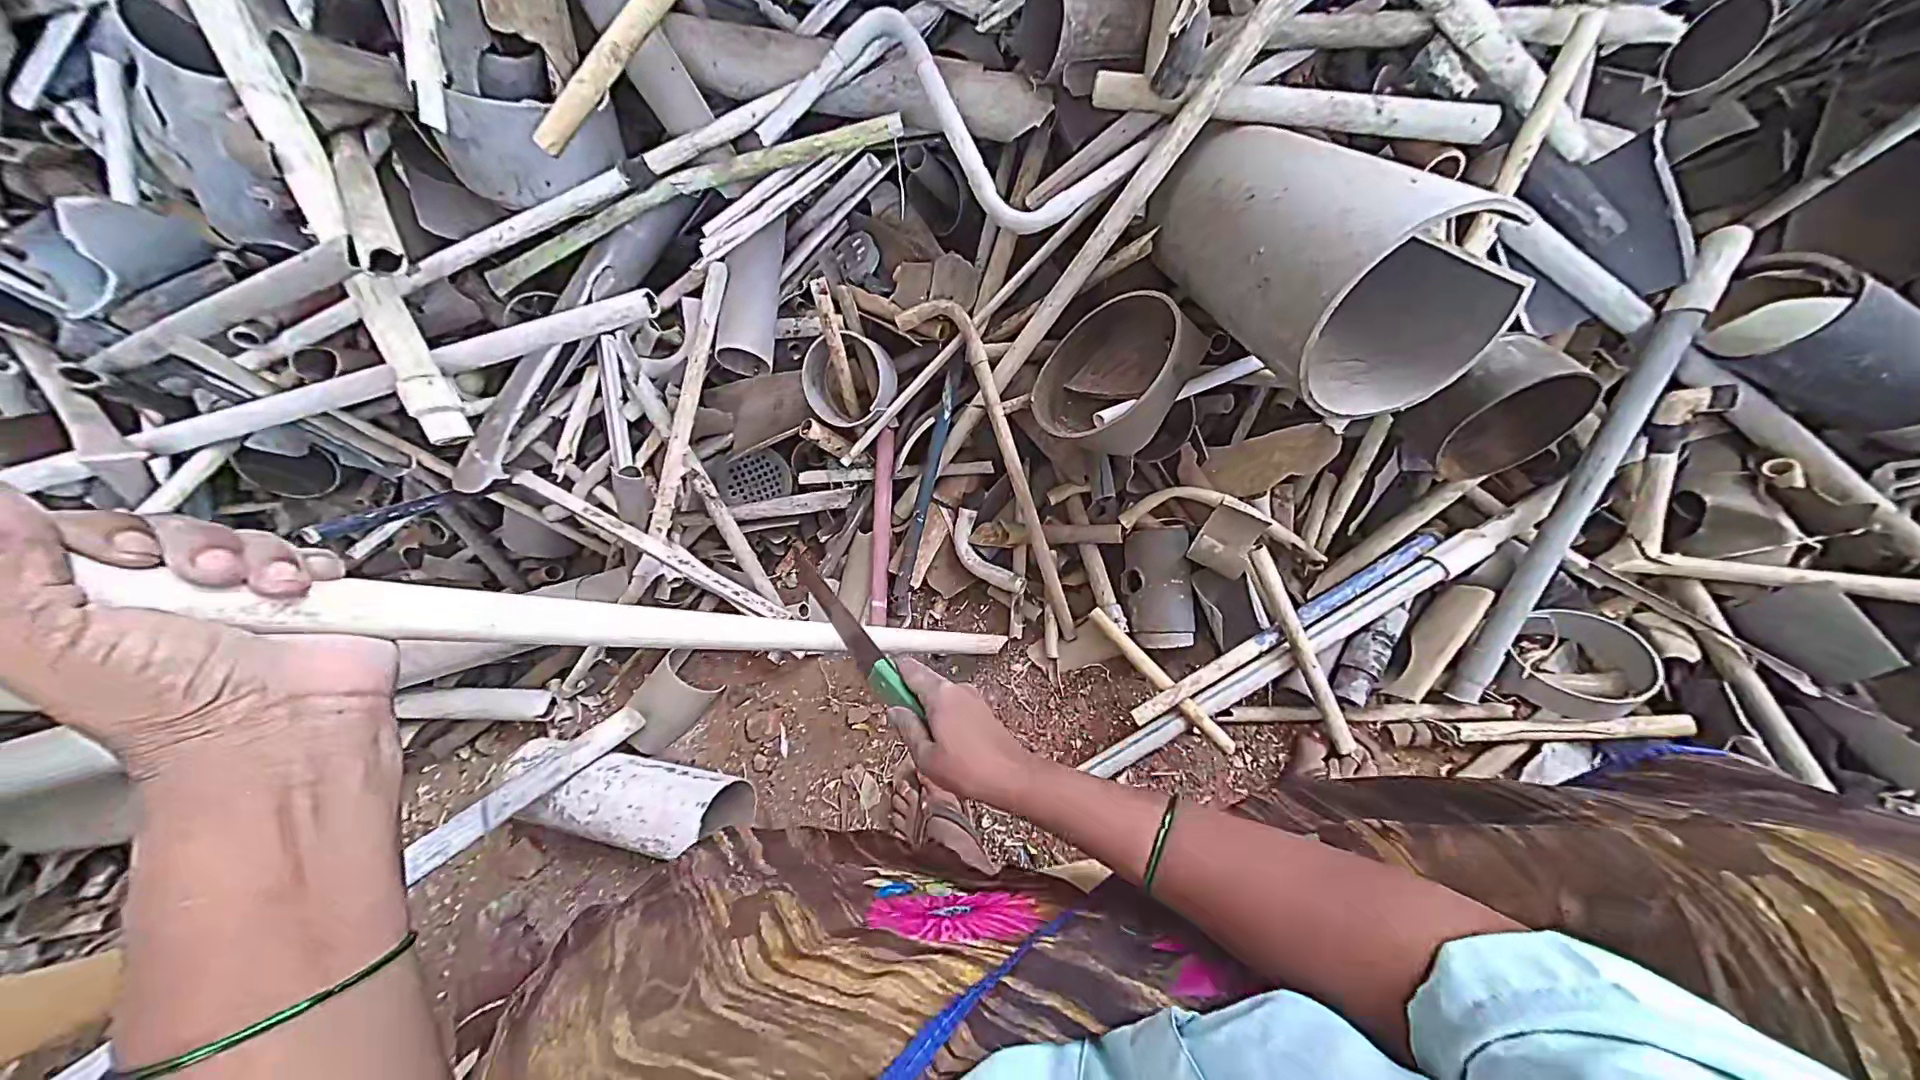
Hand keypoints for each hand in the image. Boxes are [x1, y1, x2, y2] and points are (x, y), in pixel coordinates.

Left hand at [0, 488, 398, 779]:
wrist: (283, 717)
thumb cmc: (172, 706)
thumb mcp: (48, 643)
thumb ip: (8, 576)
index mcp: (98, 606)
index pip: (92, 533)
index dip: (111, 531)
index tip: (128, 555)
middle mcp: (173, 600)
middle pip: (175, 528)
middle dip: (193, 543)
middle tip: (202, 576)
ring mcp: (247, 598)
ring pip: (248, 536)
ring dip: (261, 556)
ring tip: (263, 591)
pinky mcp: (308, 596)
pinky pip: (310, 552)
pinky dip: (311, 565)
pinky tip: (300, 590)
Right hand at [887, 657, 1043, 809]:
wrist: (1012, 777)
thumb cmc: (970, 770)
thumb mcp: (925, 756)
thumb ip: (907, 728)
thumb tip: (894, 711)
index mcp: (940, 694)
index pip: (908, 669)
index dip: (889, 673)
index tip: (877, 681)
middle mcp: (957, 689)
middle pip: (923, 682)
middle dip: (909, 699)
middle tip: (902, 725)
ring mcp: (972, 697)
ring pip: (939, 696)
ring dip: (927, 711)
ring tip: (928, 744)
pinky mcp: (981, 709)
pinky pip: (954, 705)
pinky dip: (943, 717)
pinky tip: (945, 744)